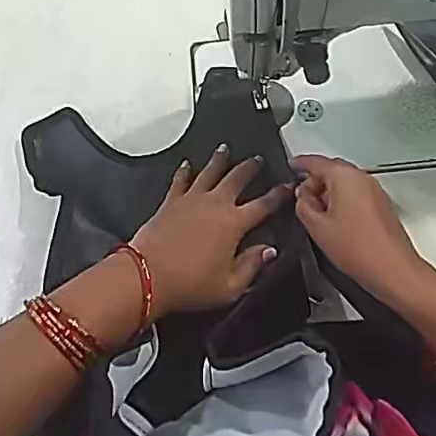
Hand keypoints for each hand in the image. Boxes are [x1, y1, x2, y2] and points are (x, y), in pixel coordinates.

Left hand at [128, 145, 286, 315]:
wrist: (149, 275)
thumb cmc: (188, 284)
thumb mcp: (230, 286)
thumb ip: (252, 266)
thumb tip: (267, 252)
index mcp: (233, 224)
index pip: (263, 204)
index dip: (278, 194)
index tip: (286, 187)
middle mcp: (214, 205)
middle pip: (237, 177)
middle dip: (250, 167)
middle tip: (257, 160)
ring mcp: (191, 199)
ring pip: (209, 171)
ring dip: (220, 159)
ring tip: (225, 149)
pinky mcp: (170, 201)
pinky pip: (180, 180)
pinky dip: (184, 170)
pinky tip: (186, 164)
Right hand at [291, 154, 427, 305]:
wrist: (392, 270)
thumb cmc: (361, 249)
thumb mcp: (316, 226)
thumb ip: (302, 204)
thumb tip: (302, 196)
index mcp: (344, 176)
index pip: (316, 161)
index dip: (300, 164)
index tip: (292, 166)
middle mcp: (362, 179)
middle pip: (332, 170)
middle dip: (315, 182)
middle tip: (301, 198)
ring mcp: (375, 192)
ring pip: (345, 183)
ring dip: (329, 193)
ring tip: (318, 217)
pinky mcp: (382, 206)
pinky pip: (357, 195)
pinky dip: (344, 202)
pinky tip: (336, 224)